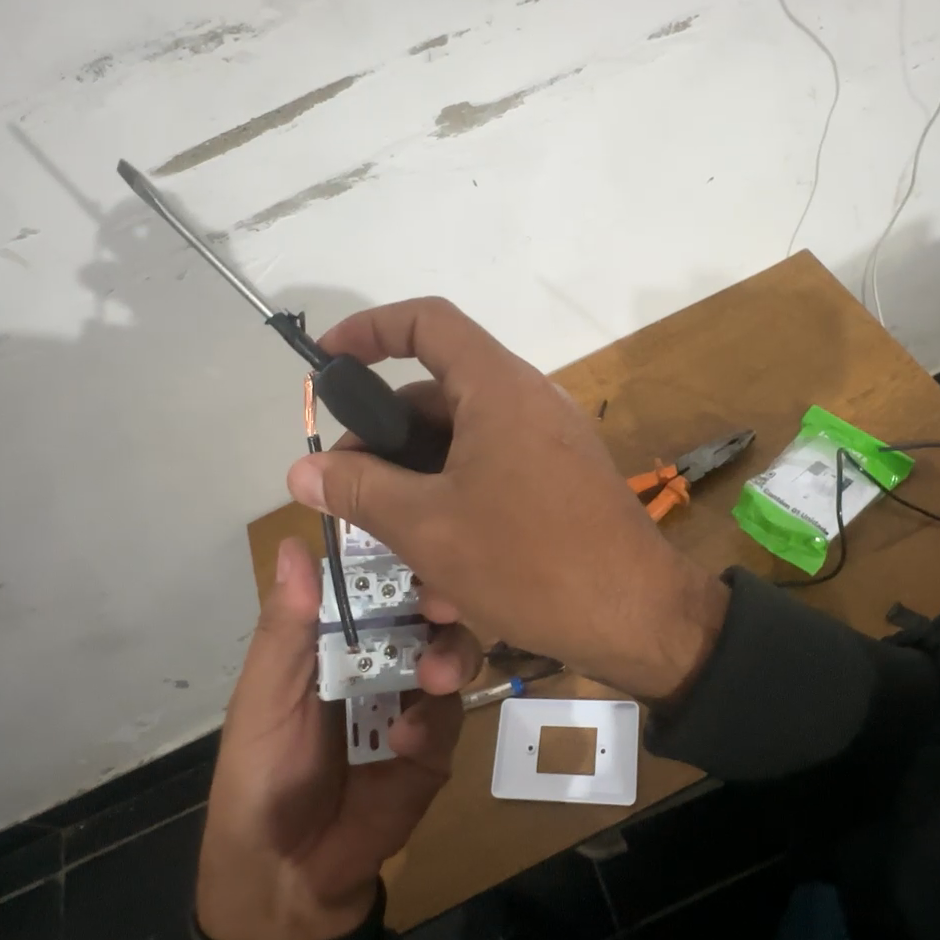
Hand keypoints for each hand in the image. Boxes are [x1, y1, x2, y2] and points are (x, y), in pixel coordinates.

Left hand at [195, 538, 480, 939]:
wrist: (286, 877)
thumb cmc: (259, 776)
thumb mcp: (264, 698)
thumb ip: (287, 628)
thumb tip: (295, 544)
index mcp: (335, 641)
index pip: (375, 584)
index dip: (396, 559)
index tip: (415, 531)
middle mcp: (381, 661)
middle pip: (426, 613)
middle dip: (440, 603)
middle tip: (442, 606)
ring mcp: (412, 703)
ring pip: (452, 655)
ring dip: (448, 657)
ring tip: (433, 678)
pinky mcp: (437, 747)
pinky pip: (451, 718)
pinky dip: (433, 724)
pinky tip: (406, 744)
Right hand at [286, 298, 729, 700]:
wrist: (638, 617)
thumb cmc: (529, 561)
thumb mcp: (428, 527)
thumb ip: (359, 490)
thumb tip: (301, 468)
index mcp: (498, 387)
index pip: (427, 322)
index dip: (370, 329)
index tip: (327, 362)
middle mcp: (527, 402)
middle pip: (436, 397)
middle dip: (383, 443)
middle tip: (345, 495)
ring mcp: (548, 445)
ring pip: (461, 450)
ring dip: (418, 491)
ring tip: (391, 550)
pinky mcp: (560, 485)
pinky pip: (493, 478)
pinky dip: (457, 509)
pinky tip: (440, 574)